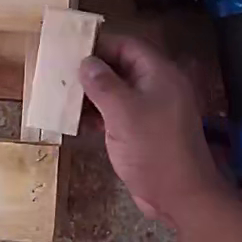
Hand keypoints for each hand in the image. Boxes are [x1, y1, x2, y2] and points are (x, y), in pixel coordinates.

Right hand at [79, 33, 237, 224]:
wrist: (180, 196)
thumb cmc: (154, 148)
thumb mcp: (123, 112)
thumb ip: (102, 84)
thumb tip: (85, 62)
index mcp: (159, 74)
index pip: (128, 46)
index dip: (100, 45)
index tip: (71, 48)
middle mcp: (157, 88)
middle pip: (121, 68)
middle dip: (92, 70)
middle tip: (60, 72)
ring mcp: (151, 111)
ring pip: (118, 93)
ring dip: (92, 94)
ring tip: (62, 95)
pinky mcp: (144, 133)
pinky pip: (118, 115)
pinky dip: (99, 115)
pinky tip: (75, 121)